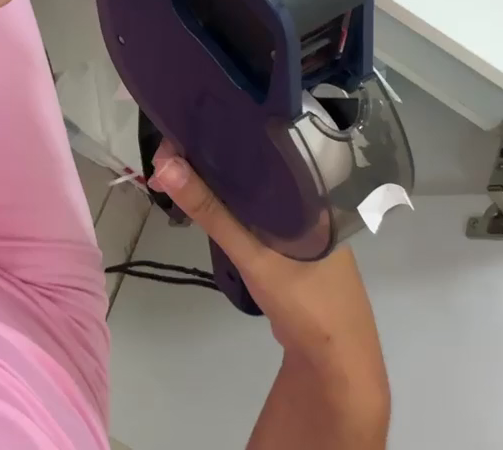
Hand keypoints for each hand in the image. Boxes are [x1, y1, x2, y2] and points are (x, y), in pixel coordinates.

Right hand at [148, 141, 384, 376]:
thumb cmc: (305, 301)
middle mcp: (309, 202)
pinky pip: (253, 214)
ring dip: (215, 186)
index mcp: (311, 190)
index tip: (174, 141)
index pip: (259, 147)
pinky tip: (207, 207)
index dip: (215, 138)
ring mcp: (301, 226)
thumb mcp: (252, 253)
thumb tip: (165, 166)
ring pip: (251, 192)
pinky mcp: (290, 247)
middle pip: (251, 168)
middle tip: (165, 165)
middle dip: (207, 161)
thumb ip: (209, 211)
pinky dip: (227, 208)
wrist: (337, 365)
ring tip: (176, 179)